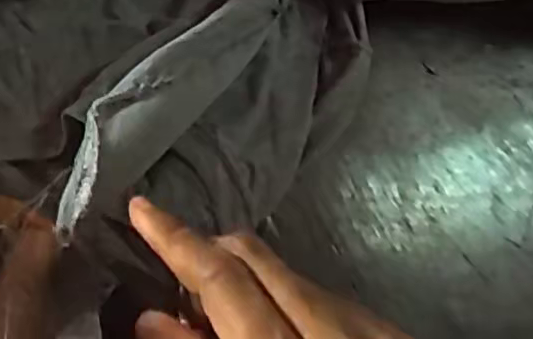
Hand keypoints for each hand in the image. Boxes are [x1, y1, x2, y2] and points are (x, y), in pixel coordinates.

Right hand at [127, 197, 409, 338]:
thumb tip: (152, 318)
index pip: (220, 277)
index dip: (174, 238)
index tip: (139, 207)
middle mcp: (331, 329)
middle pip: (252, 256)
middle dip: (205, 248)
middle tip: (172, 266)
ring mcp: (371, 329)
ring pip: (288, 271)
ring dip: (246, 276)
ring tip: (225, 310)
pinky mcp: (394, 335)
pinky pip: (326, 294)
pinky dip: (290, 298)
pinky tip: (285, 330)